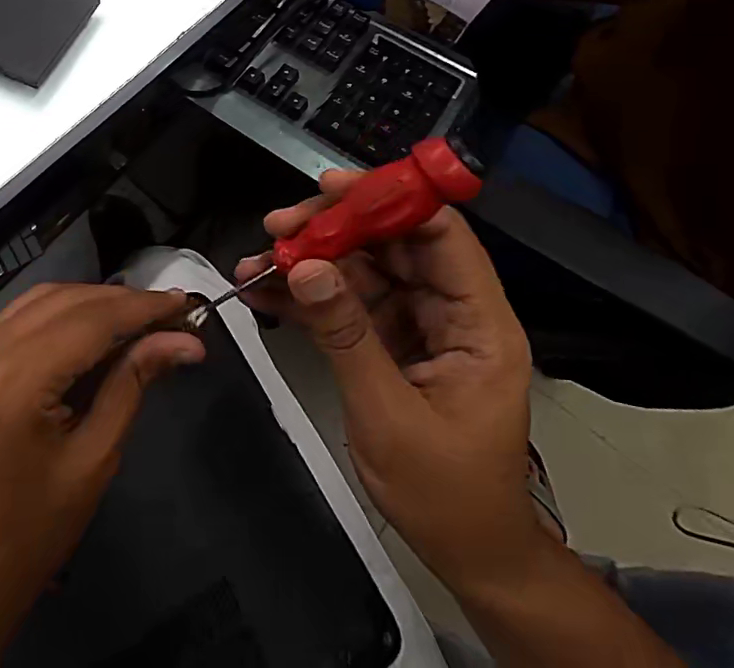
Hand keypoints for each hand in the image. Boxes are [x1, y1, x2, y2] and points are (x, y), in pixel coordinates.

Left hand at [0, 284, 202, 665]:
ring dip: (89, 302)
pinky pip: (17, 320)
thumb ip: (131, 386)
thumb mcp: (93, 460)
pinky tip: (91, 330)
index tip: (187, 302)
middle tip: (171, 313)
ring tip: (140, 318)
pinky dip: (58, 315)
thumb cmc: (29, 534)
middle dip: (119, 300)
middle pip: (63, 301)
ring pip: (38, 303)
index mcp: (16, 377)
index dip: (142, 307)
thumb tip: (182, 342)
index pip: (90, 319)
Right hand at [233, 171, 550, 591]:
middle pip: (391, 245)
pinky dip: (303, 297)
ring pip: (358, 270)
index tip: (330, 186)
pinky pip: (342, 304)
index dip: (391, 200)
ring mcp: (414, 325)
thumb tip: (305, 268)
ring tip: (255, 262)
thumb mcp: (388, 412)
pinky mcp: (385, 341)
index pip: (442, 237)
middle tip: (275, 227)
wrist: (464, 548)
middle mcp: (448, 312)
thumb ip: (346, 334)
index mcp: (478, 324)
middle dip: (331, 229)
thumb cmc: (444, 490)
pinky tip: (263, 293)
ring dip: (306, 263)